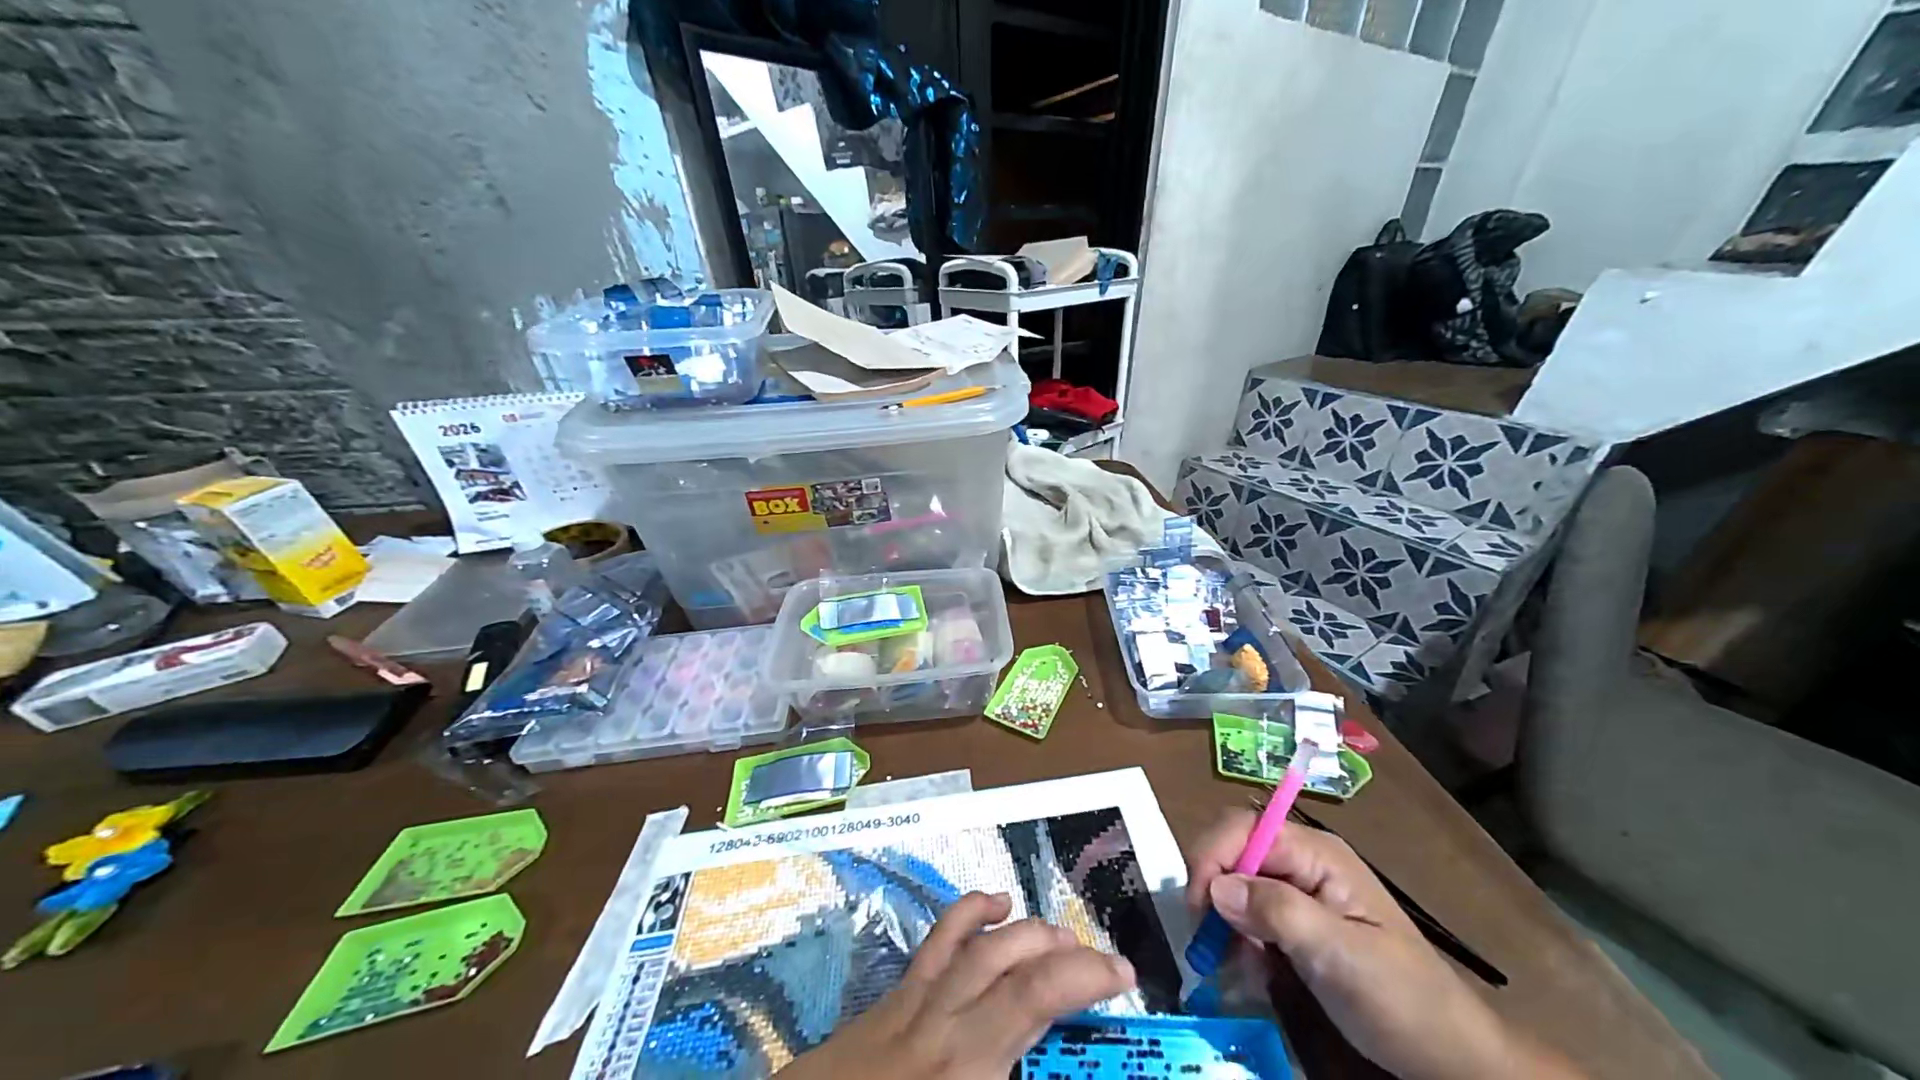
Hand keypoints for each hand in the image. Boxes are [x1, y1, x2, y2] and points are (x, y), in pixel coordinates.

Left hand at [779, 890, 1135, 1078]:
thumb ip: (1005, 1077)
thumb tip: (1036, 1053)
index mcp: (967, 1064)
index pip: (1036, 998)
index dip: (1086, 978)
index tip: (1123, 974)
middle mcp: (944, 1020)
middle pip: (1015, 963)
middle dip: (1068, 956)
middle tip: (1104, 963)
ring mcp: (915, 999)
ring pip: (979, 944)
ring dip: (1026, 933)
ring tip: (1062, 938)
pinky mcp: (894, 995)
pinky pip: (936, 942)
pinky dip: (968, 915)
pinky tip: (992, 904)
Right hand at [1187, 810, 1581, 1079]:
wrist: (1450, 1055)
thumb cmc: (1401, 999)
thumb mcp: (1340, 956)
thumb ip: (1278, 913)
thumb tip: (1216, 887)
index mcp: (1316, 853)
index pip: (1243, 828)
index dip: (1211, 857)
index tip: (1196, 908)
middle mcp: (1302, 861)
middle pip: (1233, 852)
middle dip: (1212, 891)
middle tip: (1207, 942)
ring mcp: (1298, 892)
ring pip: (1234, 885)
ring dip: (1223, 921)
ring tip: (1231, 964)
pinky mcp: (1294, 922)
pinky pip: (1247, 914)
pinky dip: (1237, 939)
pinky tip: (1249, 969)